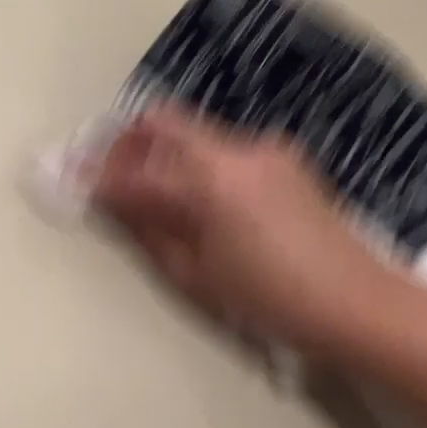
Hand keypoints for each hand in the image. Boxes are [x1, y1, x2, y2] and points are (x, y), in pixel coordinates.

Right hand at [94, 104, 408, 351]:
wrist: (355, 302)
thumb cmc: (266, 298)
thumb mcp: (193, 272)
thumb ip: (148, 228)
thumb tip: (114, 203)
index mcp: (213, 180)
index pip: (138, 168)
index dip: (99, 173)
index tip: (71, 176)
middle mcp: (240, 150)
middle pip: (168, 124)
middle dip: (128, 145)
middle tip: (103, 172)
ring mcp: (267, 152)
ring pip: (195, 136)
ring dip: (162, 155)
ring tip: (143, 192)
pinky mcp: (284, 162)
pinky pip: (222, 152)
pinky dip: (194, 165)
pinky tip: (189, 200)